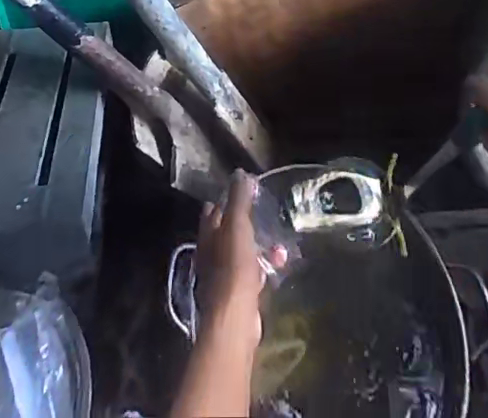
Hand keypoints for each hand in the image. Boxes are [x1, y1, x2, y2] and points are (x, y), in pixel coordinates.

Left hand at [195, 170, 268, 343]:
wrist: (235, 316)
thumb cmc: (234, 265)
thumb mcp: (238, 225)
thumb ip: (239, 199)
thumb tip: (240, 172)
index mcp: (208, 234)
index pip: (214, 209)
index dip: (228, 198)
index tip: (247, 190)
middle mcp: (211, 252)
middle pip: (228, 230)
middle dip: (247, 222)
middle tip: (265, 214)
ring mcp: (223, 274)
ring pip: (242, 251)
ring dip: (260, 245)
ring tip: (279, 243)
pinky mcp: (237, 292)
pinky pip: (252, 272)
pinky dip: (264, 265)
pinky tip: (278, 264)